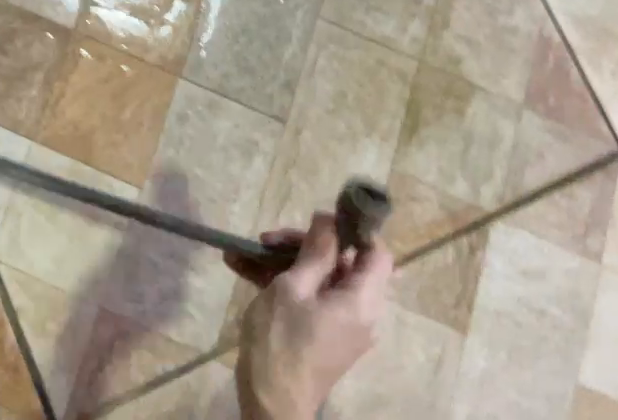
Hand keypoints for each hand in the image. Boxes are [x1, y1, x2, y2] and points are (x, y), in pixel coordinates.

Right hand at [220, 212, 392, 419]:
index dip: (353, 232)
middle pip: (342, 263)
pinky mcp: (321, 332)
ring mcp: (340, 324)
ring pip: (319, 277)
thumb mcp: (292, 287)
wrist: (271, 399)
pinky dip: (279, 280)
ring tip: (241, 251)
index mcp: (362, 301)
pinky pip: (308, 296)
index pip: (378, 255)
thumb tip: (329, 220)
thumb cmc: (282, 339)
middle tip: (265, 238)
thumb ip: (315, 252)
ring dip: (282, 260)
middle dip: (302, 244)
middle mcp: (360, 312)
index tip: (316, 219)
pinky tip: (239, 267)